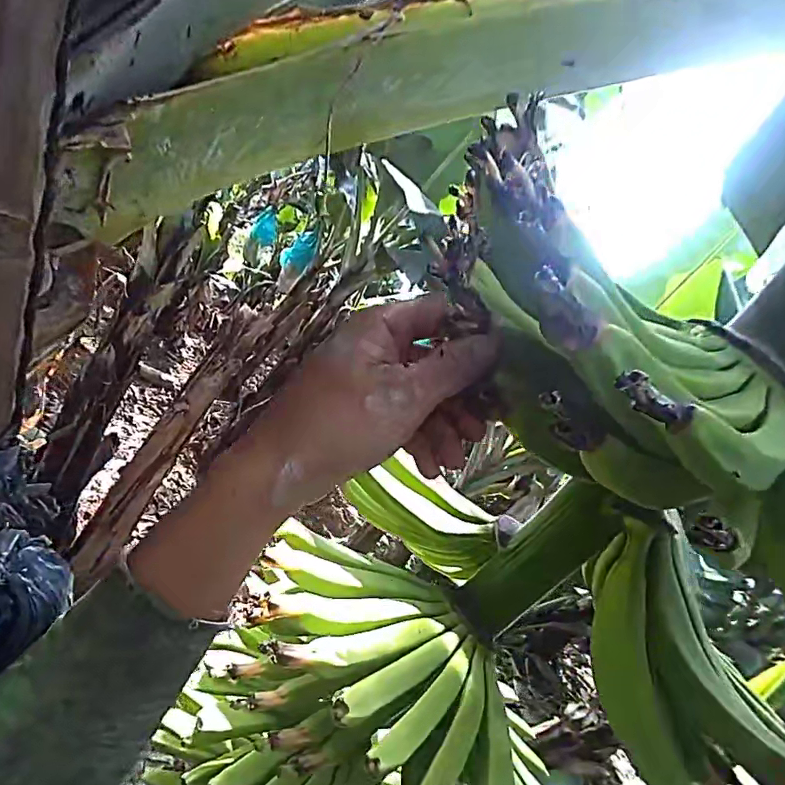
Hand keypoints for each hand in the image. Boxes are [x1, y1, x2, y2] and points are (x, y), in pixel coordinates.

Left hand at [240, 294, 496, 508]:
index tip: (501, 366)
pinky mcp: (367, 411)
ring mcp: (372, 380)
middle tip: (481, 431)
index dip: (473, 335)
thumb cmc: (343, 424)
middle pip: (437, 362)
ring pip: (424, 396)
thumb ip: (452, 368)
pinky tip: (431, 469)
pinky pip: (404, 417)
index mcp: (383, 326)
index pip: (441, 313)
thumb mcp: (406, 396)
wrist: (283, 471)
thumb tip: (495, 340)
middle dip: (461, 400)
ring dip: (444, 429)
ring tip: (454, 461)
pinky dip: (420, 440)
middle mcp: (379, 347)